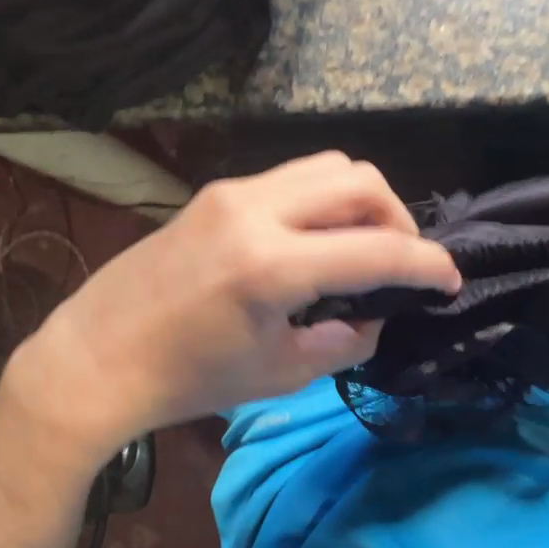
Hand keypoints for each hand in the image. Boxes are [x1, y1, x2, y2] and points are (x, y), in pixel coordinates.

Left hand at [6, 152, 461, 459]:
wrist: (98, 359)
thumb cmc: (188, 380)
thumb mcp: (279, 373)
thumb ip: (343, 341)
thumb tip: (376, 317)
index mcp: (272, 267)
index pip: (376, 250)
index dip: (427, 265)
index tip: (450, 281)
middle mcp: (254, 211)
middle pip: (358, 179)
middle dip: (398, 218)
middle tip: (403, 263)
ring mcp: (230, 194)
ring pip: (325, 168)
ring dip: (361, 202)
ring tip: (364, 248)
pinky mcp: (213, 194)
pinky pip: (290, 180)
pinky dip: (322, 203)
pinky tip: (316, 244)